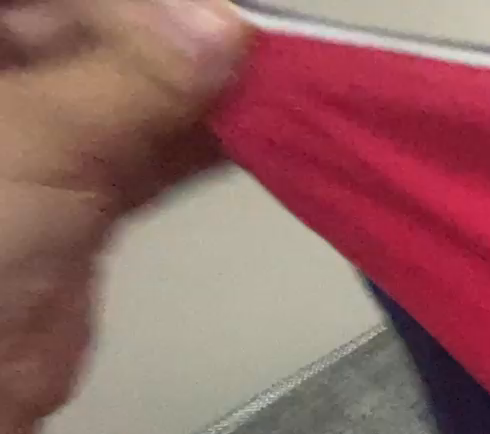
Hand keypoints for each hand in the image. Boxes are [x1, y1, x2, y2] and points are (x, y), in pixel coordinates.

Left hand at [0, 0, 245, 433]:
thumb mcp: (35, 140)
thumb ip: (130, 82)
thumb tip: (226, 24)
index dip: (132, 5)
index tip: (224, 24)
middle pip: (87, 31)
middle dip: (180, 43)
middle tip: (273, 61)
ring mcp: (29, 129)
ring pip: (130, 91)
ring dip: (208, 99)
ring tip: (287, 98)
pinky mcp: (79, 186)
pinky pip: (151, 147)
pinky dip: (208, 146)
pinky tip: (266, 139)